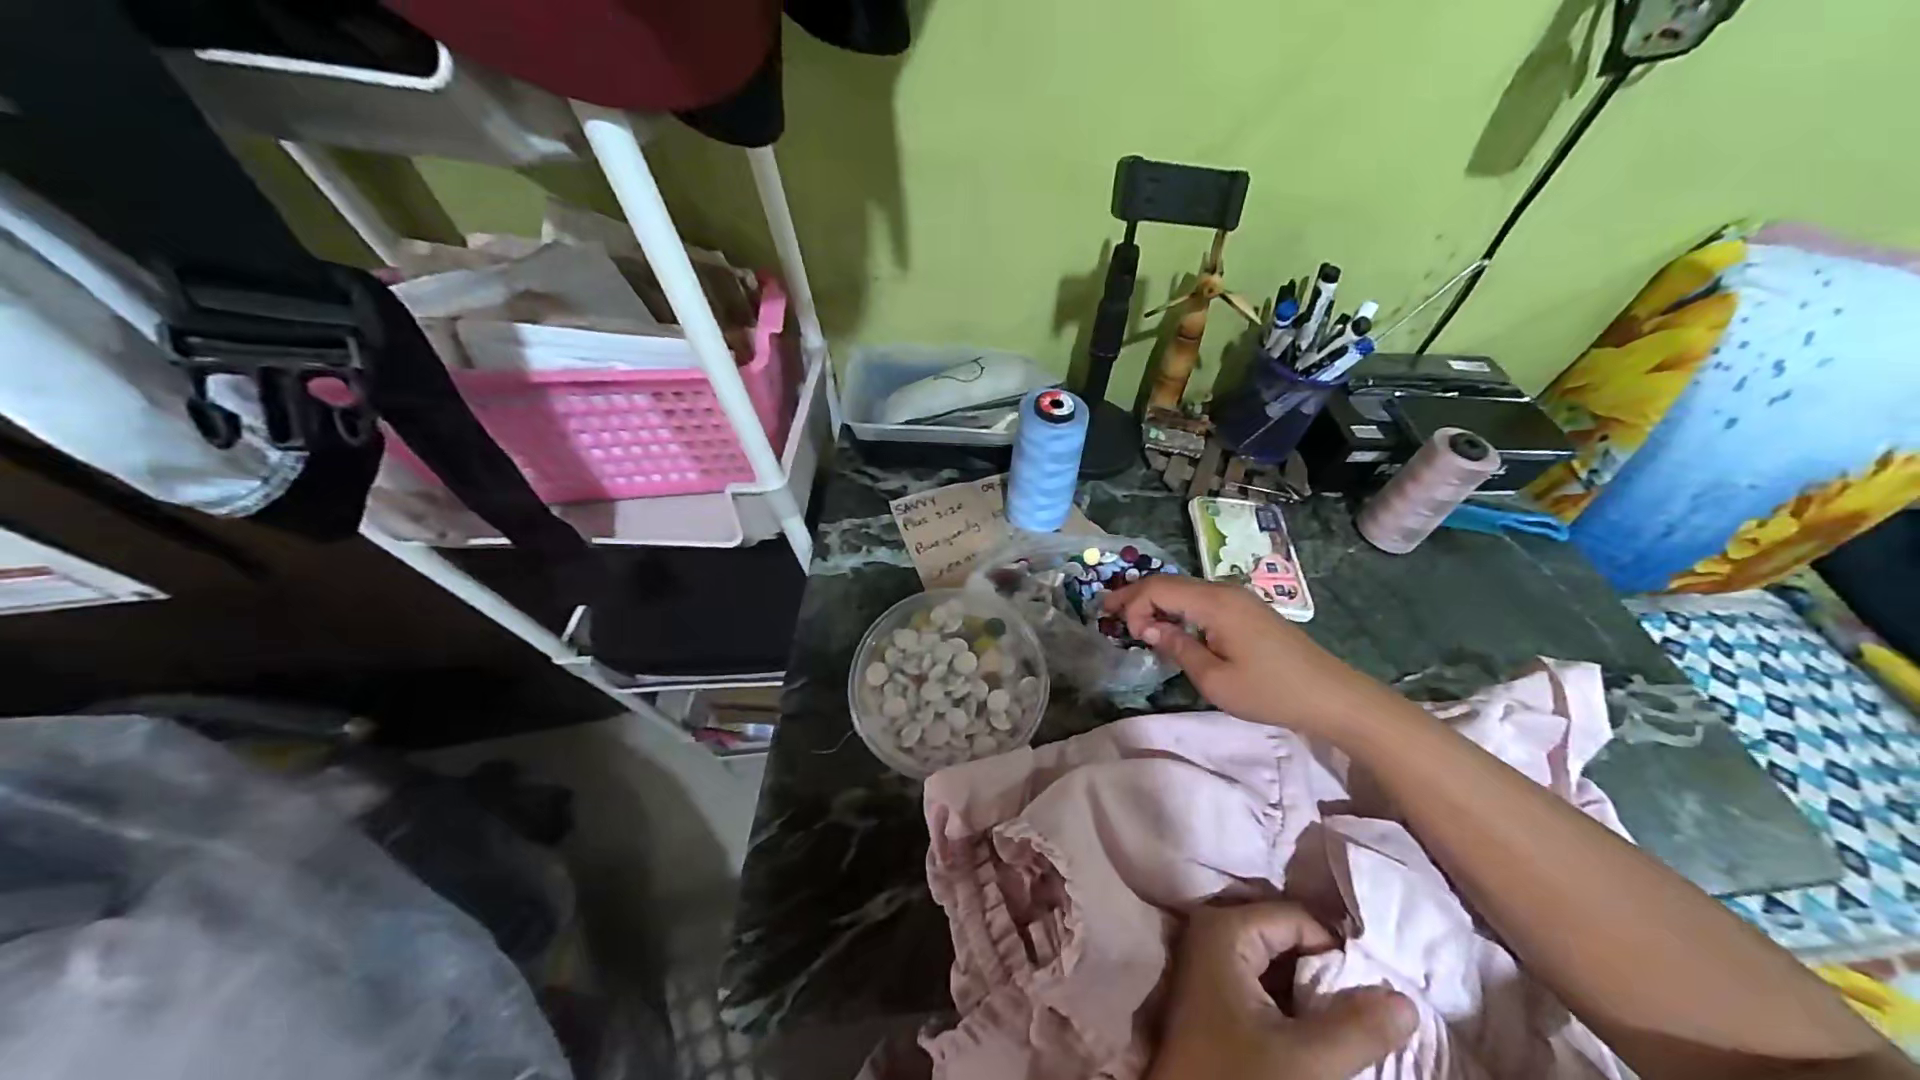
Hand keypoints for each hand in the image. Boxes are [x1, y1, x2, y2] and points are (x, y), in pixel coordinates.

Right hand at [1104, 576, 1389, 735]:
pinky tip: (1167, 624)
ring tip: (1129, 618)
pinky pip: (1200, 599)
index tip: (1126, 635)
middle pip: (1168, 583)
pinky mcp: (1246, 610)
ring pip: (1184, 589)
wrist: (1330, 695)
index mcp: (1215, 603)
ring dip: (1155, 601)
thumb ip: (1177, 648)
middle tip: (1105, 611)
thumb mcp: (1214, 679)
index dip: (1134, 606)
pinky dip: (1176, 607)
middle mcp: (1224, 590)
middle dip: (1135, 596)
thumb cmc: (1270, 691)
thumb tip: (1150, 629)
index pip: (1159, 588)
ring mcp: (1238, 598)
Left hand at [1149, 902, 1415, 1079]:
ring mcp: (1207, 960)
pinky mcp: (1211, 992)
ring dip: (1312, 991)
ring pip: (1276, 962)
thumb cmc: (1237, 1078)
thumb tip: (1405, 999)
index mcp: (1225, 928)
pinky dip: (1291, 1003)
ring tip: (1347, 1021)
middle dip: (1326, 970)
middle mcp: (1212, 931)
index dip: (1340, 951)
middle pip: (1286, 937)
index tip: (1375, 989)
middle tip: (1366, 1006)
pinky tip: (1316, 1029)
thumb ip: (1358, 1027)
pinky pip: (1262, 982)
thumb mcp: (1306, 1061)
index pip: (1299, 919)